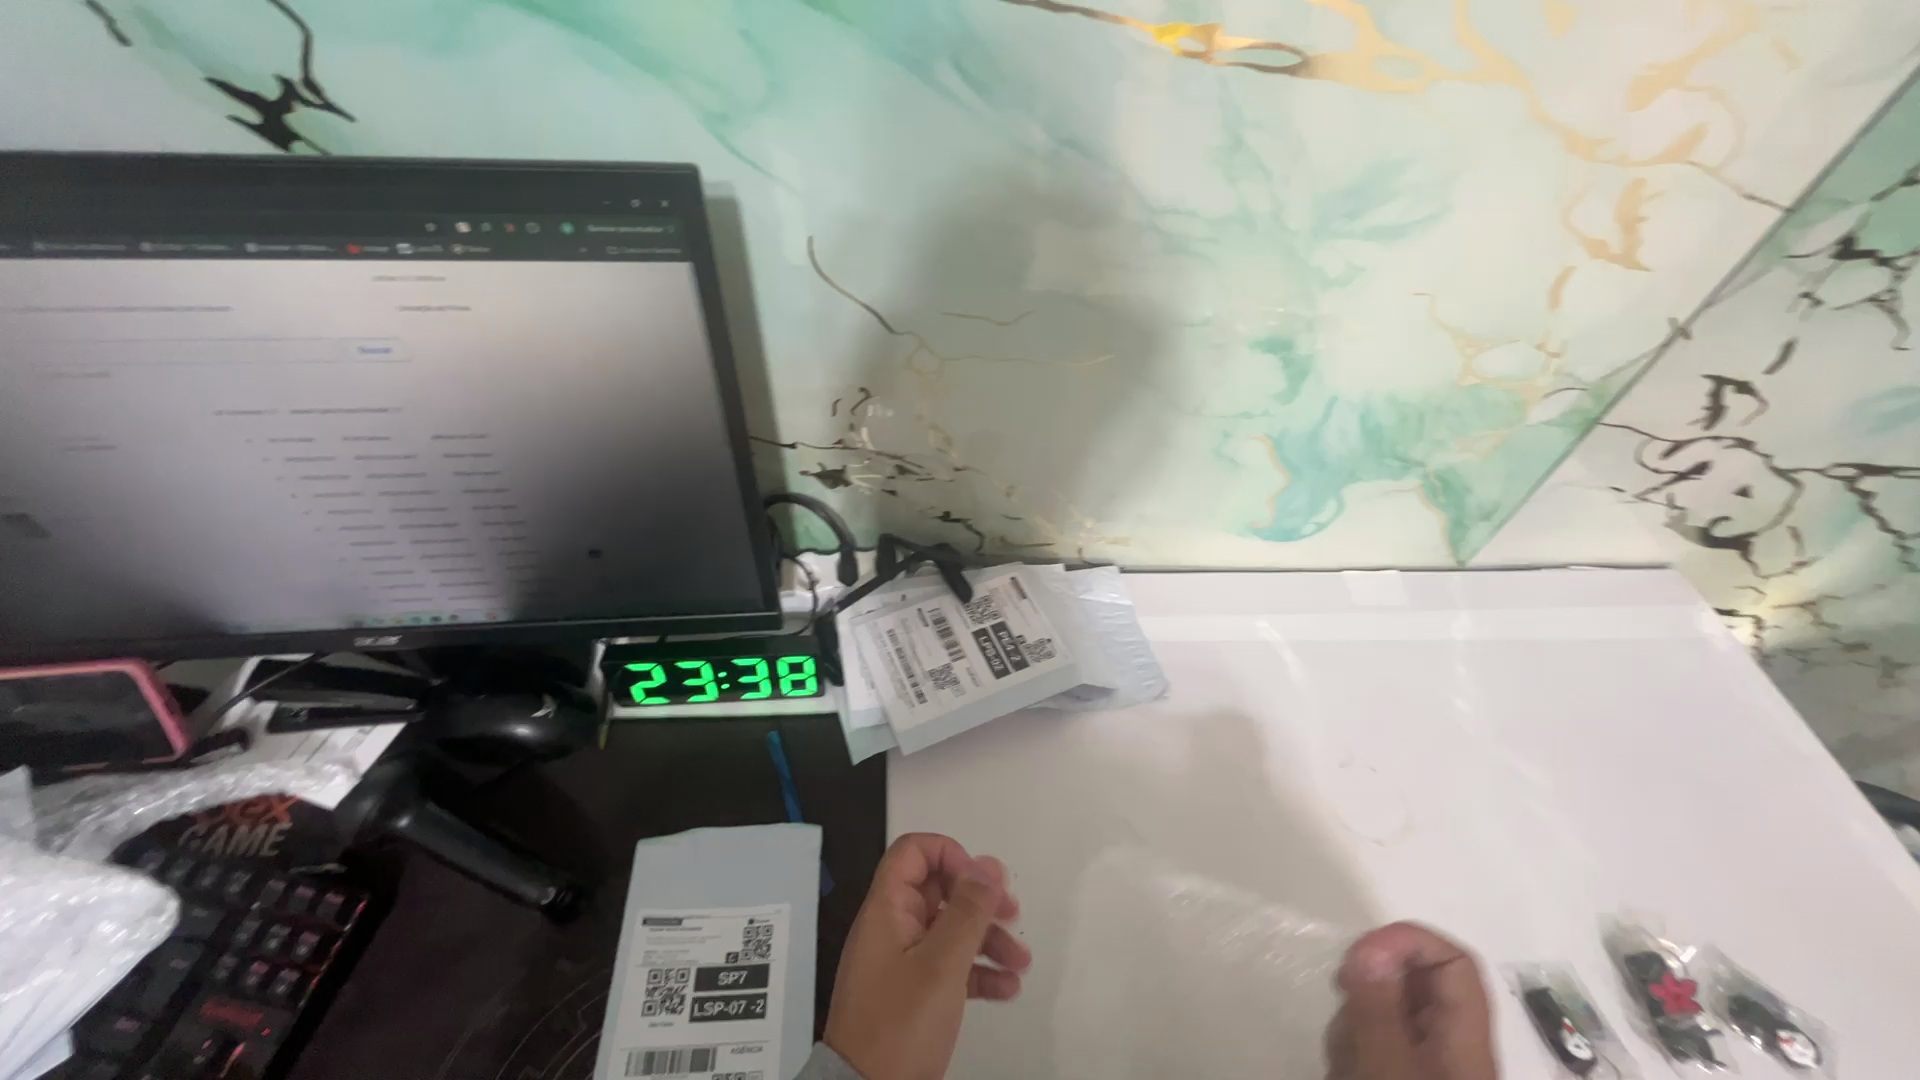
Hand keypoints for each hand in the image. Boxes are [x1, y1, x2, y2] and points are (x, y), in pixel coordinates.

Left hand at [824, 833, 1031, 1079]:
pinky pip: (948, 966)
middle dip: (980, 902)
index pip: (913, 852)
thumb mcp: (942, 964)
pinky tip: (1007, 988)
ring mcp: (901, 962)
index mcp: (887, 909)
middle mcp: (891, 927)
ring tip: (1022, 962)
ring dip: (987, 939)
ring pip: (949, 930)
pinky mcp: (911, 994)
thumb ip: (968, 910)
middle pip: (939, 891)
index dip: (950, 856)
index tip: (980, 884)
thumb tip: (988, 863)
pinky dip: (977, 972)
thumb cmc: (901, 1023)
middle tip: (1013, 916)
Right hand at [1326, 922, 1497, 1079]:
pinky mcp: (1395, 1071)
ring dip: (1355, 1016)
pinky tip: (1342, 1066)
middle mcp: (1451, 1046)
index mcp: (1468, 1041)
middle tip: (1344, 996)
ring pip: (1387, 1006)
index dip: (1409, 941)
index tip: (1361, 953)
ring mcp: (1422, 1061)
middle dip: (1371, 980)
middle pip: (1415, 980)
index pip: (1454, 962)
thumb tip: (1370, 946)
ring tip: (1345, 1051)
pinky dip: (1349, 1041)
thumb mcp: (1390, 1069)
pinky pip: (1371, 1035)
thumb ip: (1379, 1008)